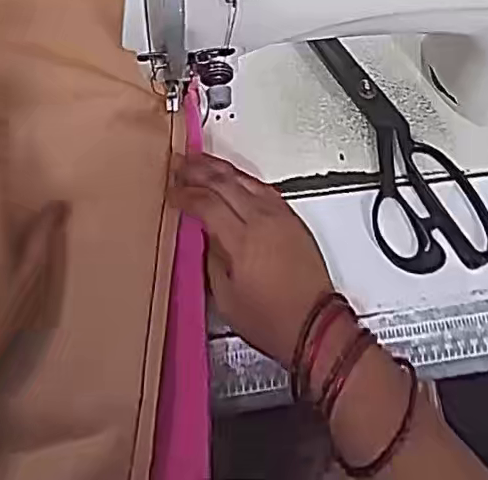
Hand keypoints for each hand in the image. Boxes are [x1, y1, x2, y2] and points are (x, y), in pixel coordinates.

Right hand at [171, 153, 333, 362]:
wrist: (314, 325)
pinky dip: (242, 177)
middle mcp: (262, 221)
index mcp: (243, 241)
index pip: (207, 203)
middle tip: (180, 165)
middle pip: (224, 182)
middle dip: (198, 171)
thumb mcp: (227, 299)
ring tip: (200, 162)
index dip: (186, 194)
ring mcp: (279, 216)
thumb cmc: (272, 320)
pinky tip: (232, 176)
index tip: (173, 192)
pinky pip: (262, 186)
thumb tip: (204, 235)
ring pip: (243, 178)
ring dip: (218, 168)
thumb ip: (211, 260)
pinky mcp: (291, 217)